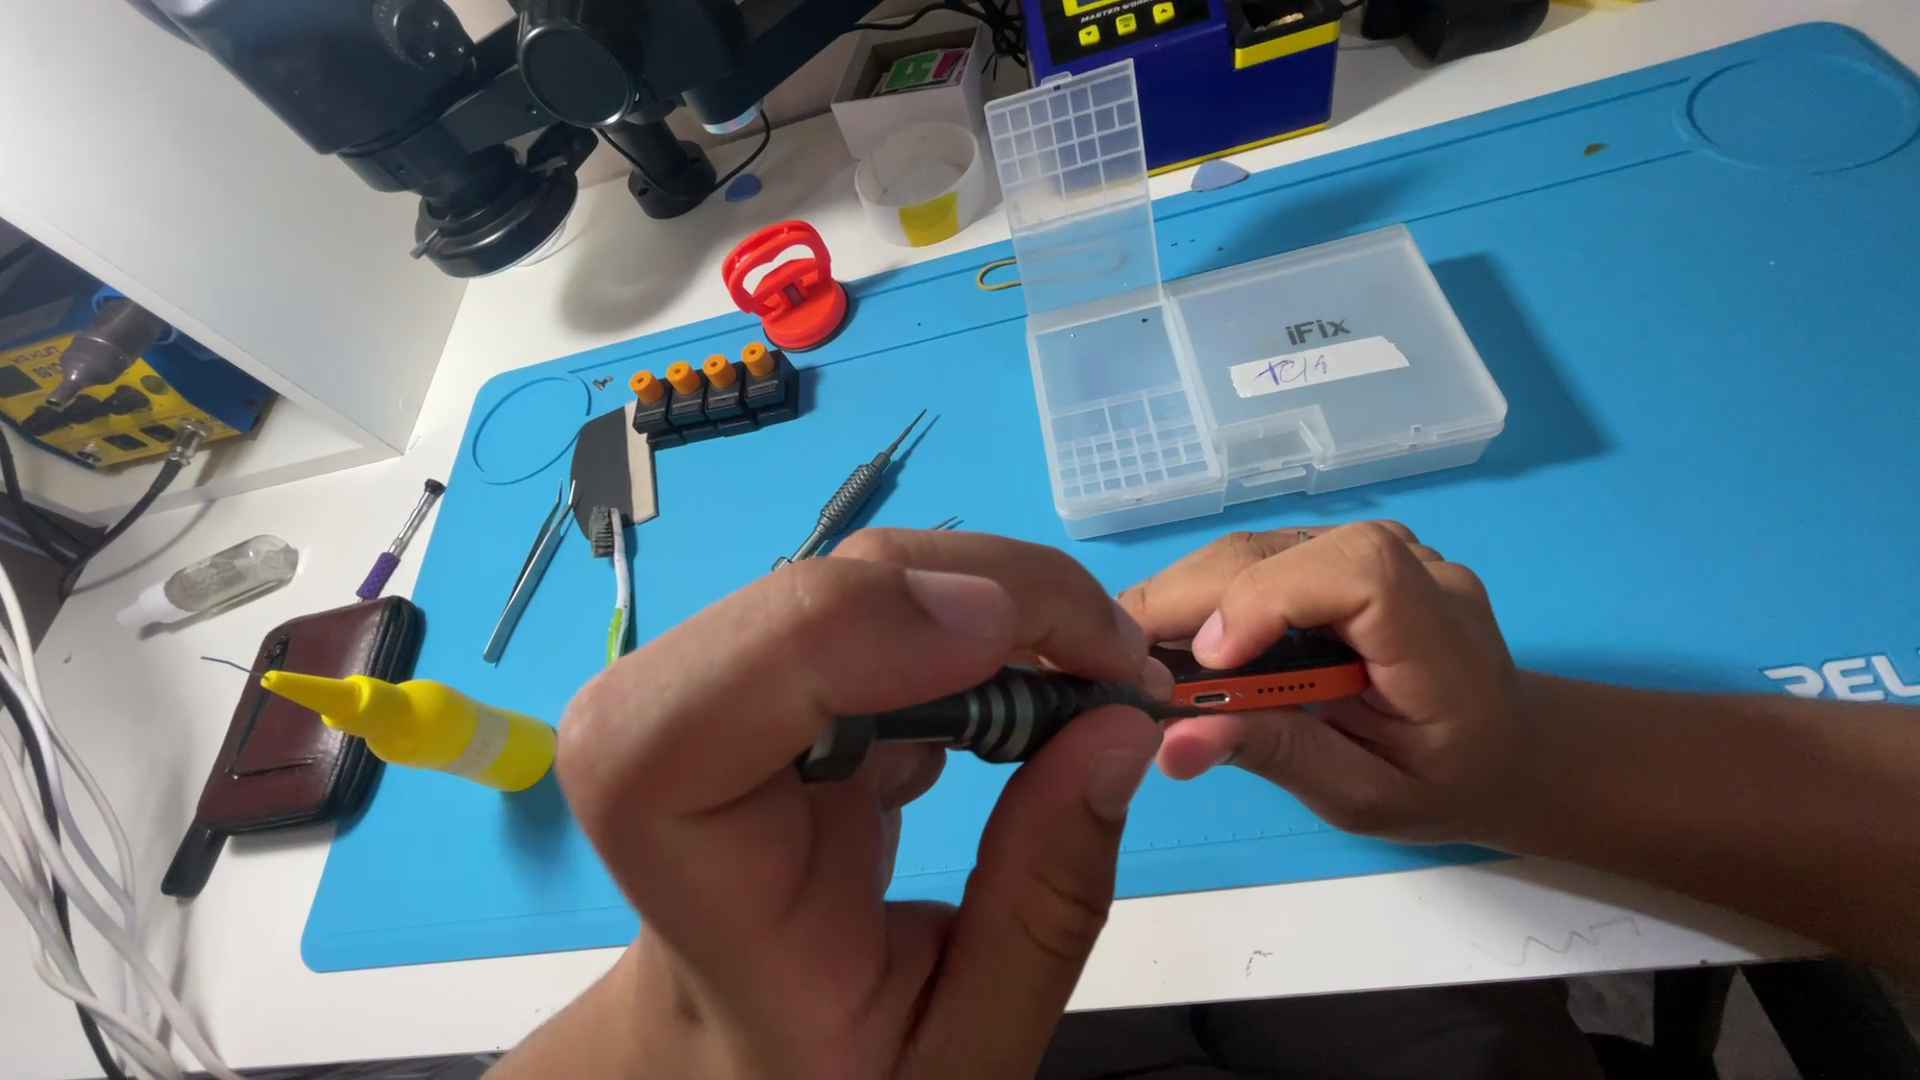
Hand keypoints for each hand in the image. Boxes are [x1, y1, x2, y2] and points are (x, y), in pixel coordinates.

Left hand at [553, 529, 1163, 1078]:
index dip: (815, 638)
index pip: (659, 732)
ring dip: (992, 592)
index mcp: (697, 899)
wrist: (748, 1055)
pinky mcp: (801, 688)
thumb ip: (1042, 906)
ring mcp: (747, 709)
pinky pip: (888, 612)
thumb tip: (1116, 726)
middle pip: (796, 607)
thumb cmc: (836, 1071)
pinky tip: (1048, 664)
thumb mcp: (961, 1050)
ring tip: (1099, 657)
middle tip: (1114, 652)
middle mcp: (691, 770)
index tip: (994, 637)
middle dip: (973, 591)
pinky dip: (982, 617)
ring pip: (852, 584)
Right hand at [1119, 522, 1529, 845]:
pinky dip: (1199, 593)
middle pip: (1273, 551)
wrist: (1496, 744)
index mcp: (1438, 637)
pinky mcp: (1333, 549)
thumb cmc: (1441, 781)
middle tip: (1130, 664)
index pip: (1356, 572)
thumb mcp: (1363, 796)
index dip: (1268, 599)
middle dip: (1186, 602)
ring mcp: (1368, 547)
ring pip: (1248, 547)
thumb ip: (1276, 757)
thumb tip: (1172, 745)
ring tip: (1147, 654)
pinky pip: (1250, 555)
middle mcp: (1408, 567)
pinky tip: (1183, 636)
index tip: (1209, 662)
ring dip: (1181, 596)